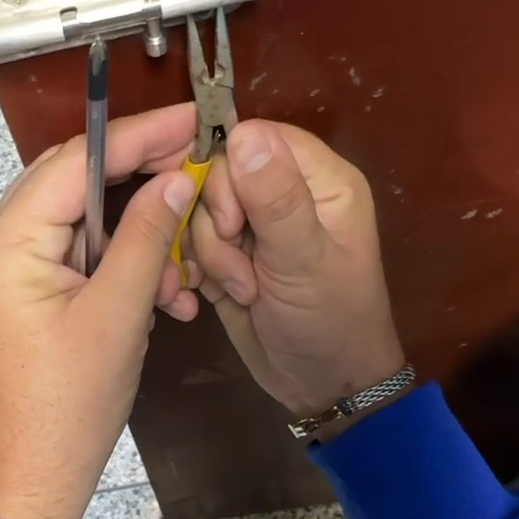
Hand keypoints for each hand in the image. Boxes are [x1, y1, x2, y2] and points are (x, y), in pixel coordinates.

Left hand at [0, 103, 200, 518]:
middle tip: (196, 166)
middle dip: (138, 177)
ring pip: (82, 224)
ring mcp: (13, 275)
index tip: (190, 119)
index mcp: (7, 246)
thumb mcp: (117, 314)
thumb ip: (147, 238)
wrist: (37, 477)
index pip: (72, 161)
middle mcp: (0, 249)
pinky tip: (164, 289)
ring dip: (137, 232)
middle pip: (73, 184)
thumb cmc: (70, 404)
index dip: (136, 135)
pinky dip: (122, 264)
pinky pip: (80, 259)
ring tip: (186, 255)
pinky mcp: (31, 299)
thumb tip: (176, 178)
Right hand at [189, 120, 405, 422]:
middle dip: (216, 224)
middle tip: (239, 266)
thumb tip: (242, 132)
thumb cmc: (329, 321)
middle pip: (219, 176)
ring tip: (238, 290)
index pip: (256, 140)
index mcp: (319, 181)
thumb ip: (275, 198)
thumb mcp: (304, 260)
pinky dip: (189, 268)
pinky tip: (201, 294)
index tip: (232, 223)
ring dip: (206, 254)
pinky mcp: (227, 258)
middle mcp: (283, 196)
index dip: (230, 174)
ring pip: (198, 212)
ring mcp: (253, 229)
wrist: (319, 386)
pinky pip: (189, 243)